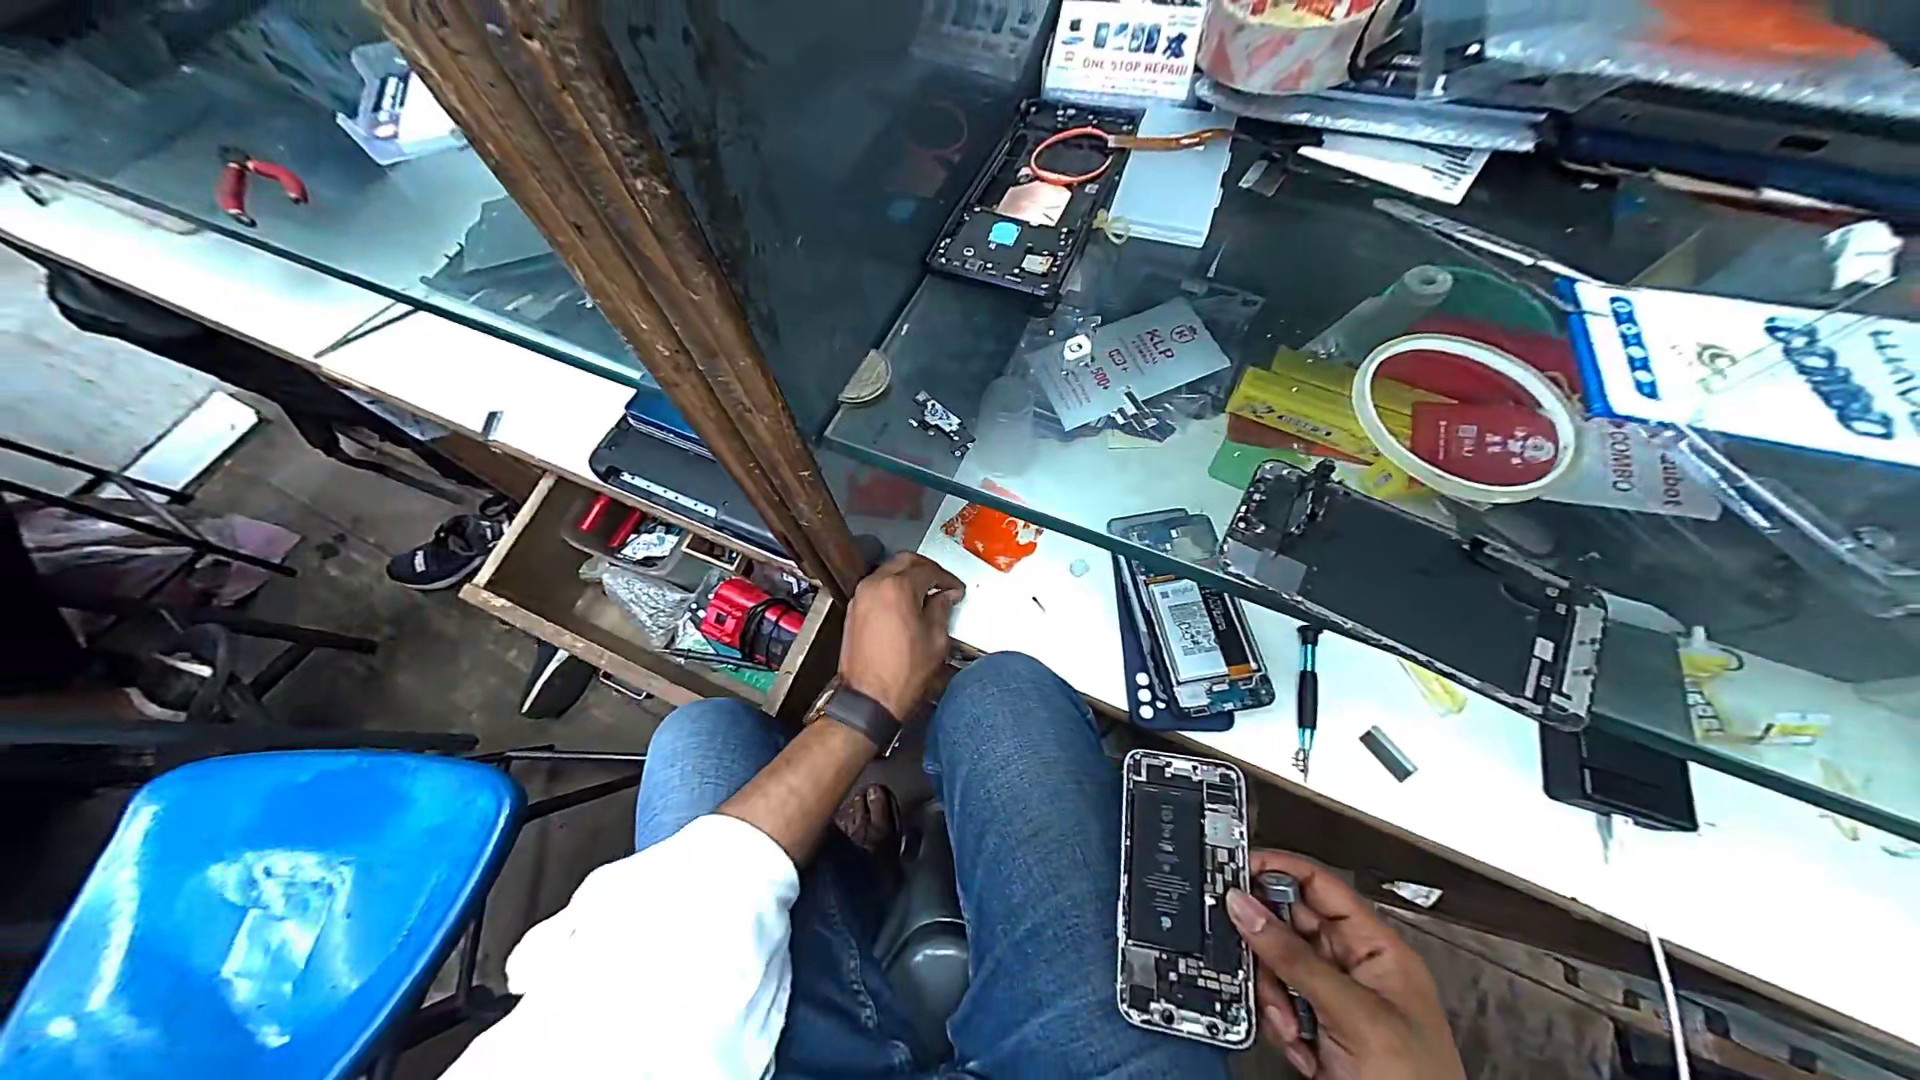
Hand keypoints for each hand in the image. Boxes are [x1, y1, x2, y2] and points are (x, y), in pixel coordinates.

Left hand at [839, 553, 963, 721]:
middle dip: (927, 568)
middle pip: (905, 561)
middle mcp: (874, 586)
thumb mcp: (936, 640)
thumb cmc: (900, 675)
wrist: (869, 699)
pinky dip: (893, 588)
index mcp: (897, 588)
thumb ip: (942, 609)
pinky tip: (907, 604)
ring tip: (926, 593)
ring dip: (908, 576)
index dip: (947, 578)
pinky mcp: (854, 611)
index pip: (928, 570)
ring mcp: (860, 597)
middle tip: (942, 582)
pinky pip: (876, 587)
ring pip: (888, 570)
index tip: (955, 589)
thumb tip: (945, 597)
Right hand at [1226, 851, 1463, 1079]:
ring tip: (1289, 1022)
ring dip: (1271, 993)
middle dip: (1267, 947)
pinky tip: (1298, 1044)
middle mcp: (1352, 966)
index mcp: (1376, 949)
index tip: (1237, 867)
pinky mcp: (1313, 1025)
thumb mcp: (1353, 1015)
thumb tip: (1244, 906)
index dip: (1278, 868)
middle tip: (1253, 959)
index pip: (1319, 885)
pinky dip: (1275, 1020)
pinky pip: (1273, 997)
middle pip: (1287, 923)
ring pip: (1274, 962)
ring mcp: (1332, 997)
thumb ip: (1295, 957)